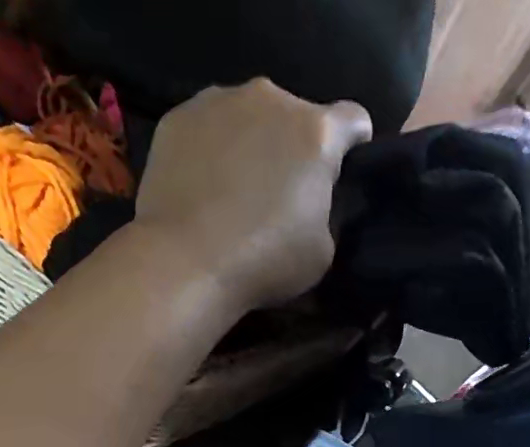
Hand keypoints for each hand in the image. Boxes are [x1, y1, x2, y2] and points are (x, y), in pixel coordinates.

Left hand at [130, 79, 372, 309]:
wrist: (183, 264)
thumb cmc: (261, 262)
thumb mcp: (322, 251)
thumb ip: (326, 211)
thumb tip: (312, 201)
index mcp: (317, 131)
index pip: (353, 120)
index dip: (351, 145)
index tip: (338, 171)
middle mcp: (270, 99)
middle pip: (293, 115)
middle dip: (290, 145)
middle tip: (273, 190)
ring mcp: (218, 102)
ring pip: (245, 116)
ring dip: (246, 141)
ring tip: (228, 187)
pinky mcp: (176, 119)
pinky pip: (202, 127)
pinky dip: (205, 148)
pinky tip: (196, 185)